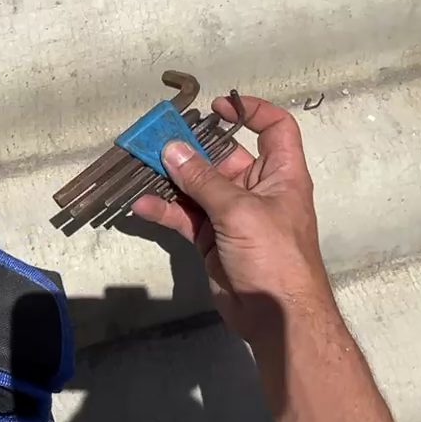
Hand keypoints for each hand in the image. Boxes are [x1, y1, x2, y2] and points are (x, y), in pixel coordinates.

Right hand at [131, 96, 334, 348]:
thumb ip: (203, 180)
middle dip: (191, 146)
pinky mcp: (210, 237)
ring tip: (140, 165)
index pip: (275, 129)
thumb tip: (171, 149)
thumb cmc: (273, 254)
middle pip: (222, 155)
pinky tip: (141, 204)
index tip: (218, 107)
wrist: (274, 315)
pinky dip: (163, 209)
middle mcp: (255, 189)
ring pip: (196, 186)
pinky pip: (183, 215)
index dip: (251, 111)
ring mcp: (230, 214)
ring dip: (170, 177)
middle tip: (158, 137)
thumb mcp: (240, 211)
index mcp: (279, 174)